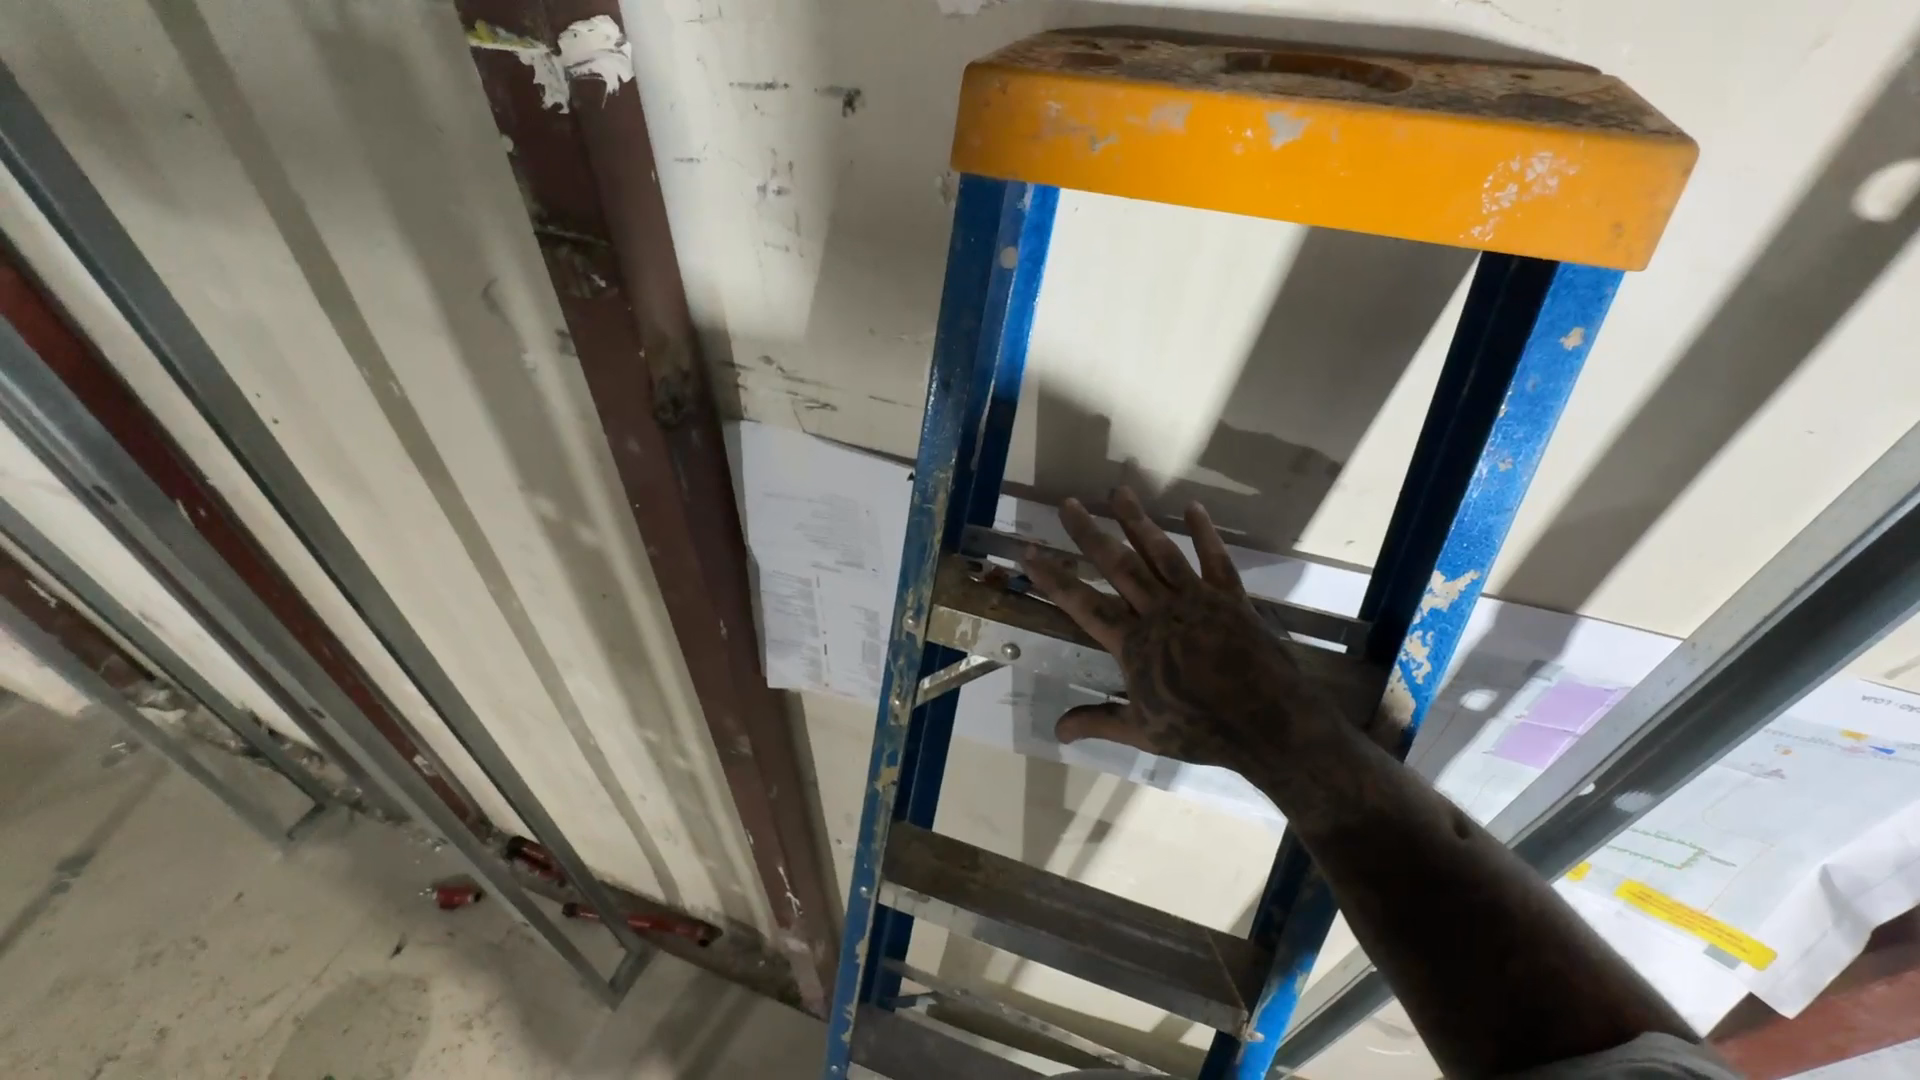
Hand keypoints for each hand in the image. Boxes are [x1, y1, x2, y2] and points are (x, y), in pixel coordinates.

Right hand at [1018, 487, 1335, 773]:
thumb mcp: (1143, 732)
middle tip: (1069, 504)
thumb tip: (1057, 731)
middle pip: (1118, 565)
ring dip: (1137, 521)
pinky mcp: (1230, 598)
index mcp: (1134, 643)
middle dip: (1089, 534)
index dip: (1055, 579)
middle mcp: (1159, 611)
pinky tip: (1193, 508)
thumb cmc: (1202, 729)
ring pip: (1160, 553)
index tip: (1030, 552)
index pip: (1083, 604)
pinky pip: (1215, 560)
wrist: (1269, 723)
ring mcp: (1196, 600)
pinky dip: (1205, 533)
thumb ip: (1099, 722)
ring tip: (1118, 492)